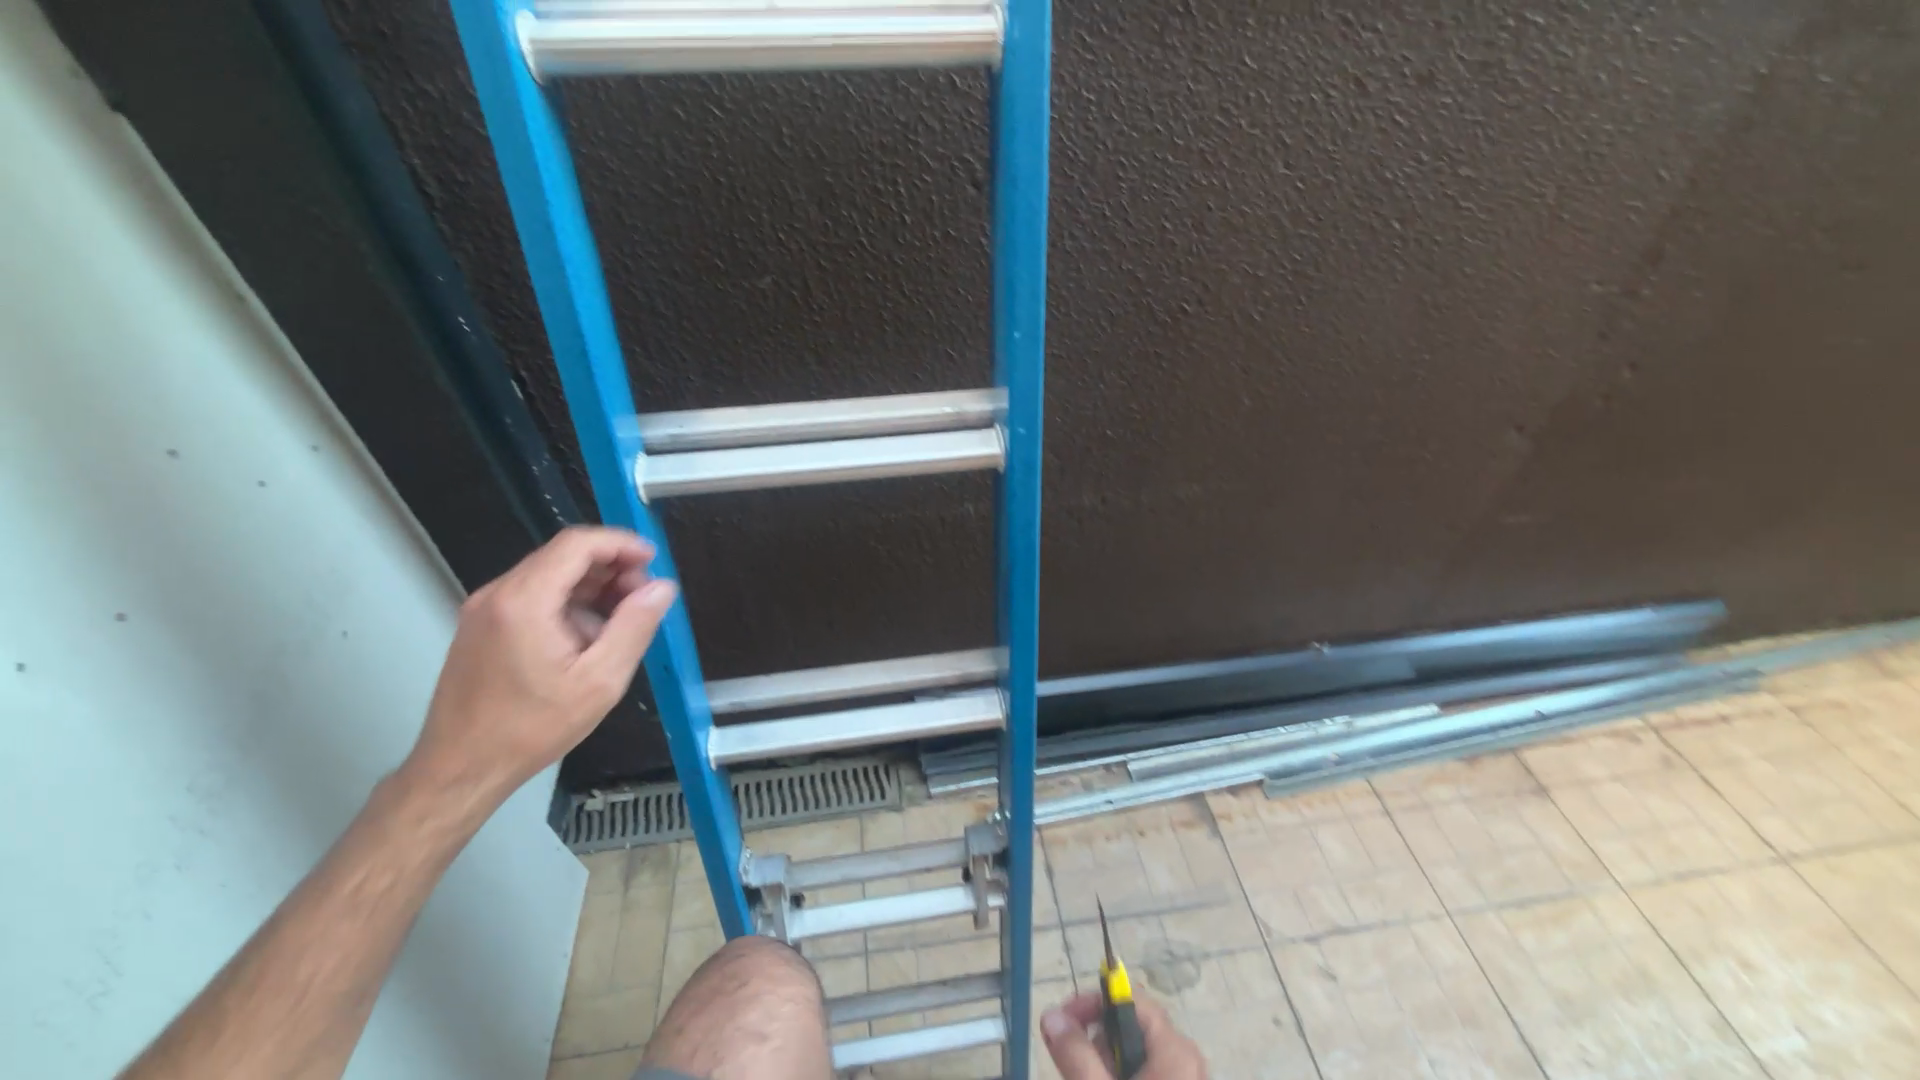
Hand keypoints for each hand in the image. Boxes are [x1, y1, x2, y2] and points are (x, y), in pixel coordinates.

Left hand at [404, 526, 677, 805]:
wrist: (460, 768)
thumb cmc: (531, 728)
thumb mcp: (599, 681)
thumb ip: (634, 627)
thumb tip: (662, 587)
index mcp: (524, 600)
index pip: (577, 544)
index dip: (621, 543)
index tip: (653, 560)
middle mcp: (498, 593)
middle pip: (562, 556)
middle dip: (610, 568)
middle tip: (643, 598)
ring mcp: (484, 610)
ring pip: (548, 577)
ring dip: (590, 588)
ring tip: (621, 623)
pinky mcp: (480, 627)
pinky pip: (531, 598)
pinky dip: (566, 605)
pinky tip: (587, 639)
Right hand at [1041, 991, 1206, 1079]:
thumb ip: (1075, 1053)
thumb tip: (1050, 1013)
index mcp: (1175, 1047)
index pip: (1129, 997)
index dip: (1092, 1001)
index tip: (1061, 1019)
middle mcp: (1186, 1055)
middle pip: (1130, 1023)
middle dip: (1095, 1036)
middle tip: (1071, 1062)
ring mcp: (1185, 1076)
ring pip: (1136, 1050)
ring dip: (1105, 1059)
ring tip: (1088, 1078)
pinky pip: (1146, 1070)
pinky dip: (1120, 1073)